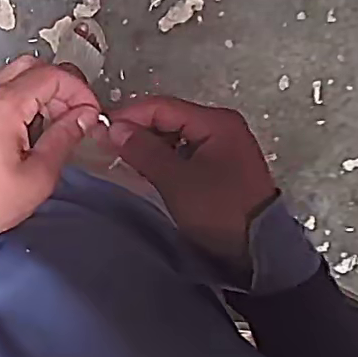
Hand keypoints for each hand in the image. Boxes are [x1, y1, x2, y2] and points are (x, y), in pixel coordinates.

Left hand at [0, 56, 102, 231]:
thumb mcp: (39, 173)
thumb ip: (65, 137)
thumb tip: (82, 118)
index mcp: (3, 107)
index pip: (51, 76)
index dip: (78, 90)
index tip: (88, 110)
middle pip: (31, 67)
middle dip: (59, 85)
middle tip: (73, 112)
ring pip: (11, 76)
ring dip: (37, 91)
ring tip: (52, 122)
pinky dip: (16, 99)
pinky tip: (27, 127)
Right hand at [104, 96, 279, 266]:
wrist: (257, 249)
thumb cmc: (219, 211)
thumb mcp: (176, 179)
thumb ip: (143, 150)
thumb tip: (114, 128)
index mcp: (215, 122)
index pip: (160, 107)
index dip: (128, 117)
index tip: (100, 133)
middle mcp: (220, 126)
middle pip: (167, 117)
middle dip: (136, 130)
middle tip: (107, 147)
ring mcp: (220, 145)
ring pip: (172, 134)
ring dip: (147, 145)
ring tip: (122, 160)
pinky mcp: (218, 165)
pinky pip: (181, 150)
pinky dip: (160, 157)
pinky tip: (145, 170)